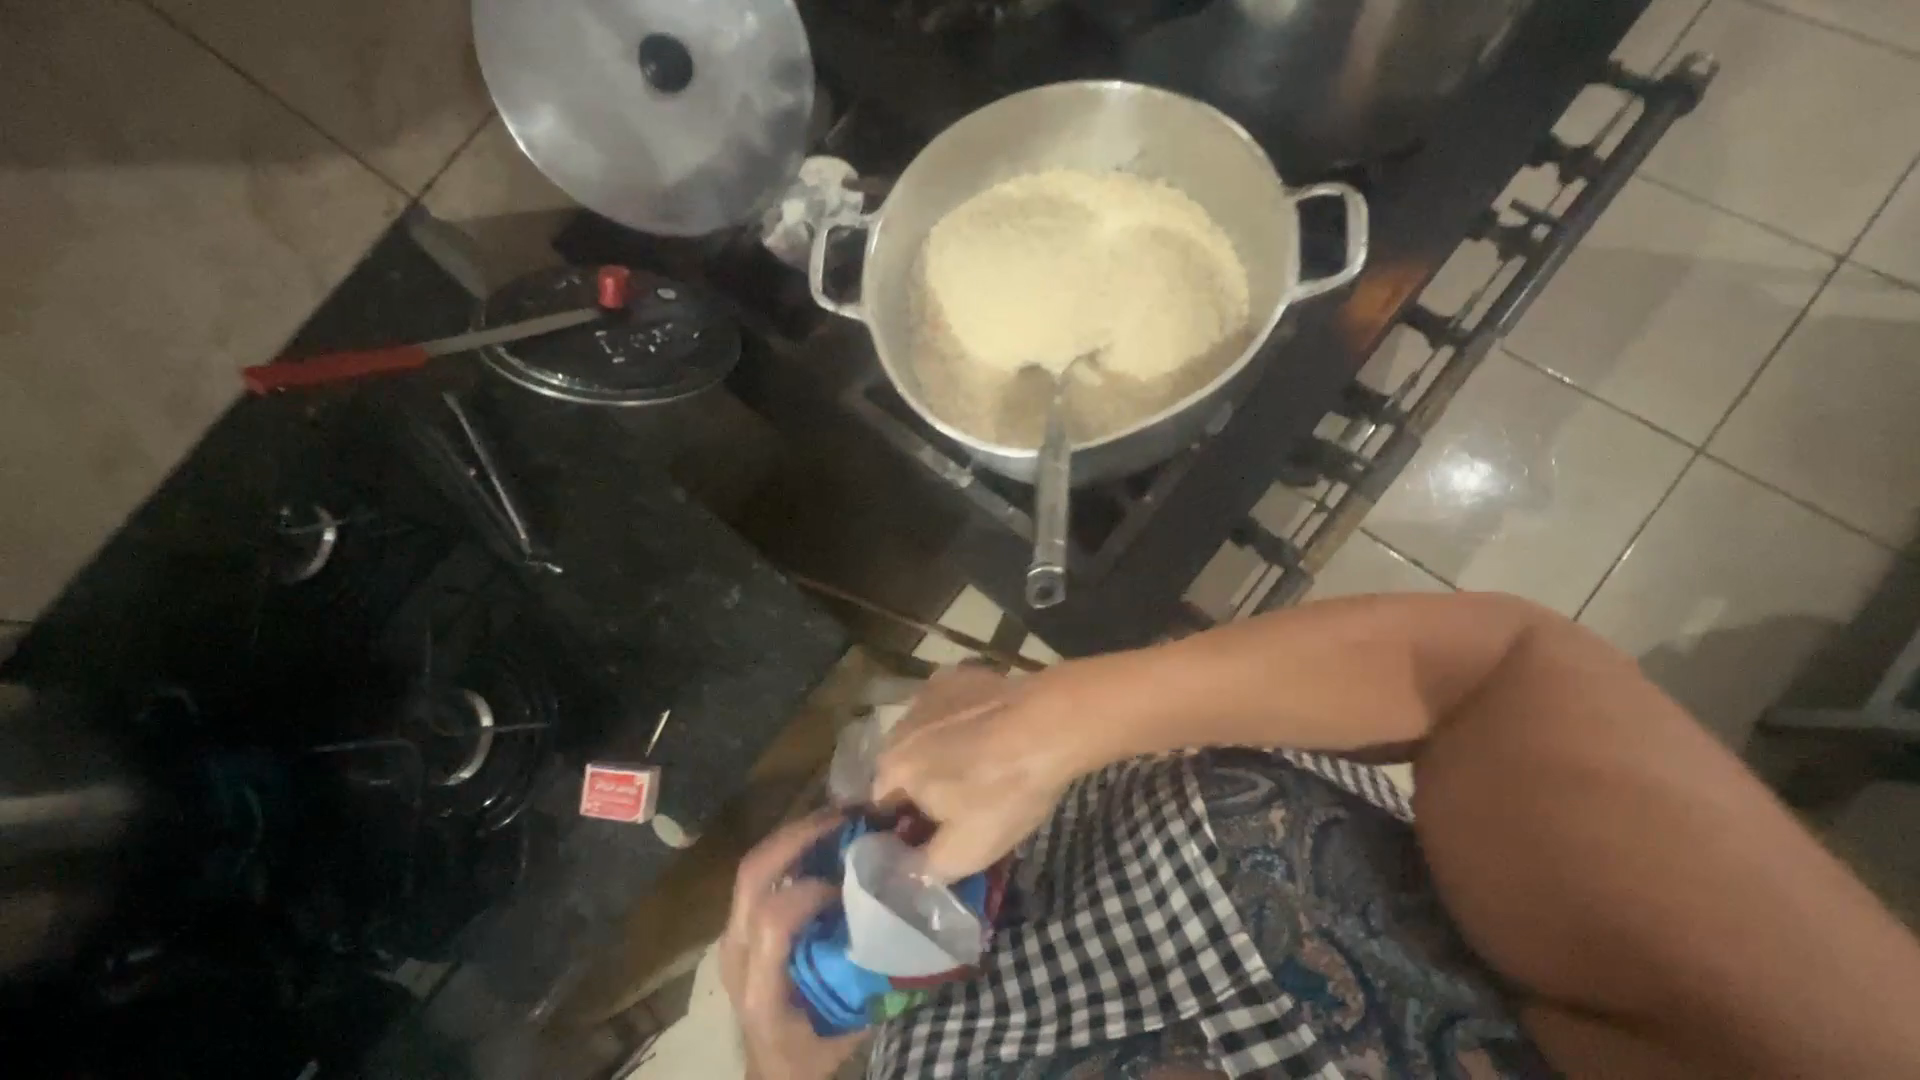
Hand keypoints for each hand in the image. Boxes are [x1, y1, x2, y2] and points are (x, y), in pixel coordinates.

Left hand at [721, 811, 866, 1079]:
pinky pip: (760, 871)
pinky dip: (791, 846)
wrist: (772, 1068)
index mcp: (761, 988)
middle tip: (847, 817)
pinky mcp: (737, 923)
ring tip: (838, 816)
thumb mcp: (847, 1023)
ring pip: (753, 865)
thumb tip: (904, 919)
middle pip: (753, 877)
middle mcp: (736, 955)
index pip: (772, 923)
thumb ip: (869, 973)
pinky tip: (824, 836)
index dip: (809, 893)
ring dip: (796, 834)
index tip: (850, 884)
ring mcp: (731, 934)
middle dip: (799, 837)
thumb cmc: (813, 1047)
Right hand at [870, 665, 1082, 880]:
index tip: (930, 837)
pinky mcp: (960, 675)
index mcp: (892, 768)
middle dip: (922, 787)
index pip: (879, 807)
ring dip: (941, 751)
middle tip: (960, 806)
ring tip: (981, 767)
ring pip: (925, 734)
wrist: (1052, 724)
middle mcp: (899, 726)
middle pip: (901, 767)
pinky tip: (992, 733)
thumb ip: (921, 868)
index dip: (900, 827)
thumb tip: (900, 871)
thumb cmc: (1003, 791)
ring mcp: (930, 693)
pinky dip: (961, 721)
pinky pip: (950, 707)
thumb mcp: (964, 852)